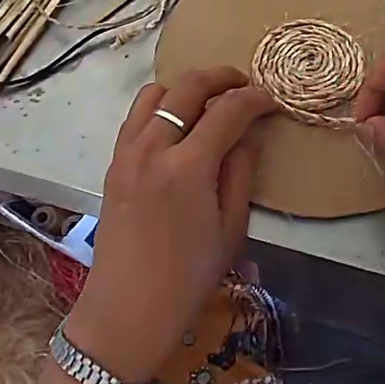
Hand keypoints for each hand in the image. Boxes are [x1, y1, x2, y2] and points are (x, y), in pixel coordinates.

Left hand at [65, 67, 276, 383]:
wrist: (129, 306)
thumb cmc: (189, 275)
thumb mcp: (231, 227)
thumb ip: (240, 172)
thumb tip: (247, 134)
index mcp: (188, 166)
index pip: (228, 111)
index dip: (255, 99)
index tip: (271, 101)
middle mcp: (152, 148)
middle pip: (187, 87)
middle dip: (220, 77)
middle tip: (243, 85)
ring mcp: (126, 154)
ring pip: (154, 94)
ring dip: (184, 88)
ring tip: (207, 103)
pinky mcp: (112, 165)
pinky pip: (135, 118)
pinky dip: (159, 108)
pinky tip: (176, 126)